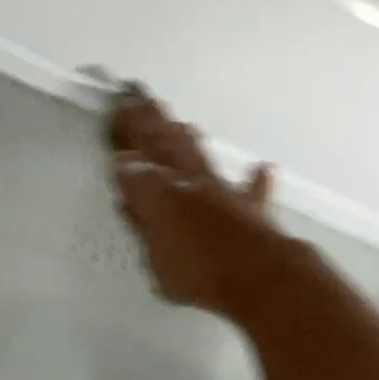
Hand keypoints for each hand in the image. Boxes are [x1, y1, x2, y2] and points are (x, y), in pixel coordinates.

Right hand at [106, 86, 307, 318]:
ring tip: (181, 125)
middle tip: (140, 99)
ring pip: (204, 162)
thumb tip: (126, 163)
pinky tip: (260, 168)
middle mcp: (198, 183)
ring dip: (190, 143)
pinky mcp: (252, 218)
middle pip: (172, 147)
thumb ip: (142, 196)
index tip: (118, 104)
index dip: (131, 130)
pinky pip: (251, 193)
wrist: (260, 280)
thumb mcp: (155, 233)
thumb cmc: (197, 265)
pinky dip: (254, 180)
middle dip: (153, 124)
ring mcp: (227, 198)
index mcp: (170, 188)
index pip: (144, 152)